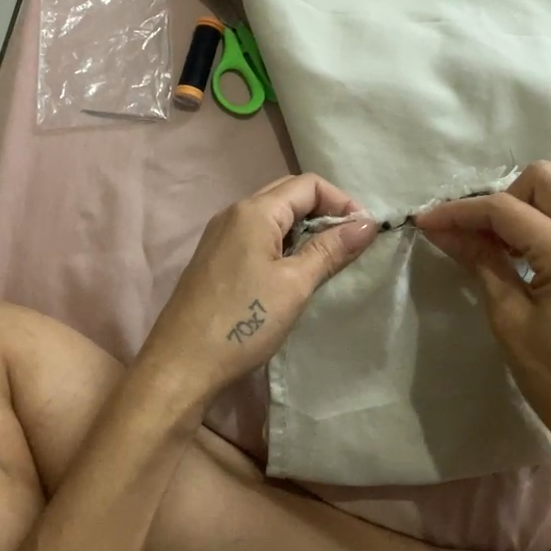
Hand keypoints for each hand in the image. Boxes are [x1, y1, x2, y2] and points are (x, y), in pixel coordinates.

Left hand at [137, 173, 378, 408]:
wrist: (181, 366)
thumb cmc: (243, 322)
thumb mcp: (295, 284)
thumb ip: (331, 249)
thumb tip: (368, 223)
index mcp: (254, 211)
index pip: (309, 184)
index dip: (342, 202)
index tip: (365, 233)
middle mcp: (234, 213)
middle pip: (289, 194)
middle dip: (325, 212)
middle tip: (351, 245)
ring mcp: (221, 236)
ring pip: (273, 216)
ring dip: (304, 230)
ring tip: (329, 260)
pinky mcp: (215, 259)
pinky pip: (257, 236)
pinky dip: (283, 244)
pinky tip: (296, 273)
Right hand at [415, 161, 550, 454]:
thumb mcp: (509, 319)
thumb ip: (479, 260)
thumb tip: (440, 228)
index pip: (507, 209)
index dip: (461, 211)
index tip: (427, 222)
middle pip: (544, 180)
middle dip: (502, 199)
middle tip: (475, 236)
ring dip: (524, 210)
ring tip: (496, 250)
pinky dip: (545, 226)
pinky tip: (525, 259)